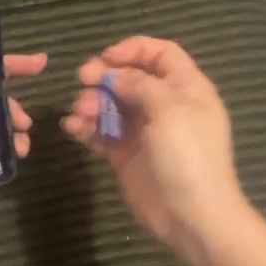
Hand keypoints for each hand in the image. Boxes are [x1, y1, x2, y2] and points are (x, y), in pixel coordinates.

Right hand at [62, 37, 245, 265]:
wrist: (192, 216)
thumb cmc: (189, 156)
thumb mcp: (170, 110)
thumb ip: (140, 84)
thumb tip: (115, 75)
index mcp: (186, 88)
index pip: (161, 54)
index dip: (134, 49)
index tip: (106, 58)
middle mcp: (164, 105)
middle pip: (130, 77)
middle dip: (105, 76)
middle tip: (83, 79)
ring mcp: (144, 131)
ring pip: (112, 104)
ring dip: (92, 102)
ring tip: (80, 113)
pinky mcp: (125, 154)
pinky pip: (101, 133)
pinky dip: (86, 127)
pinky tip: (73, 128)